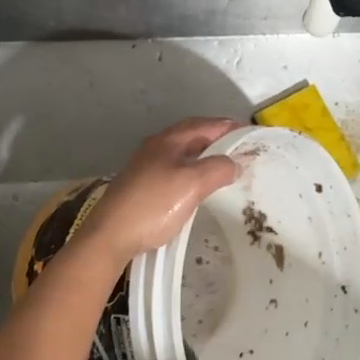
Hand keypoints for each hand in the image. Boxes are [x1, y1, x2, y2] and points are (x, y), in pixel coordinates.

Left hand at [77, 118, 239, 266]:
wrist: (110, 235)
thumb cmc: (153, 205)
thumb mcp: (192, 184)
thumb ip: (217, 169)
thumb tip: (234, 163)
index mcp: (169, 140)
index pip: (205, 124)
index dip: (228, 127)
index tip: (250, 135)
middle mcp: (156, 146)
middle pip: (192, 134)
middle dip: (217, 139)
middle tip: (240, 151)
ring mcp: (145, 165)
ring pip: (182, 152)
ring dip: (203, 156)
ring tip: (223, 168)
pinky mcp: (140, 185)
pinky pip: (173, 168)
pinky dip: (191, 170)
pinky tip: (196, 186)